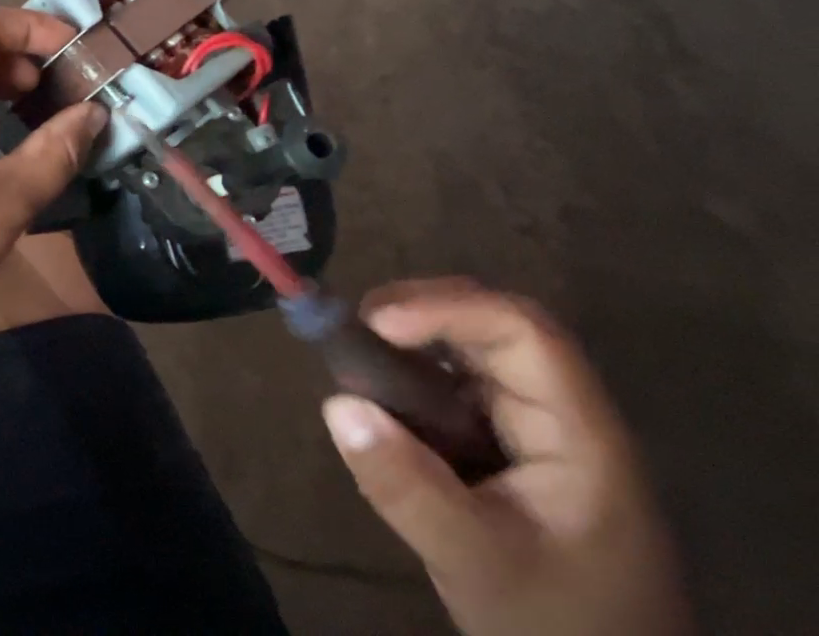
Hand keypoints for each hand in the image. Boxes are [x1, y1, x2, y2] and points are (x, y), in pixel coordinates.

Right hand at [322, 279, 689, 635]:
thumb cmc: (553, 616)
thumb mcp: (474, 559)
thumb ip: (408, 488)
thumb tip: (337, 405)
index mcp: (578, 432)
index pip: (522, 333)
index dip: (447, 310)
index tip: (372, 323)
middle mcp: (562, 415)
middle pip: (500, 327)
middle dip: (423, 312)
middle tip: (352, 328)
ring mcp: (539, 431)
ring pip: (476, 353)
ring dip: (413, 343)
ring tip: (354, 359)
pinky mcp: (512, 449)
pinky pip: (460, 390)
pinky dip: (412, 378)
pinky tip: (379, 398)